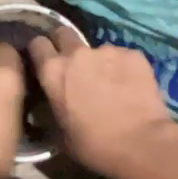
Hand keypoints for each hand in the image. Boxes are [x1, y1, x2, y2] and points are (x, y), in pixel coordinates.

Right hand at [26, 29, 176, 175]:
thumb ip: (53, 107)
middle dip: (66, 45)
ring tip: (111, 85)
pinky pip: (124, 57)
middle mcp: (77, 53)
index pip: (37, 44)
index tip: (45, 62)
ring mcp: (108, 50)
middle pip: (64, 33)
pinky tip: (131, 87)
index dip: (41, 52)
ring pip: (98, 49)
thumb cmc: (94, 145)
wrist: (140, 143)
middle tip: (75, 67)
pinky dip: (124, 68)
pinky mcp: (134, 54)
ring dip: (100, 62)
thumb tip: (52, 103)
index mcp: (53, 71)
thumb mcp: (60, 132)